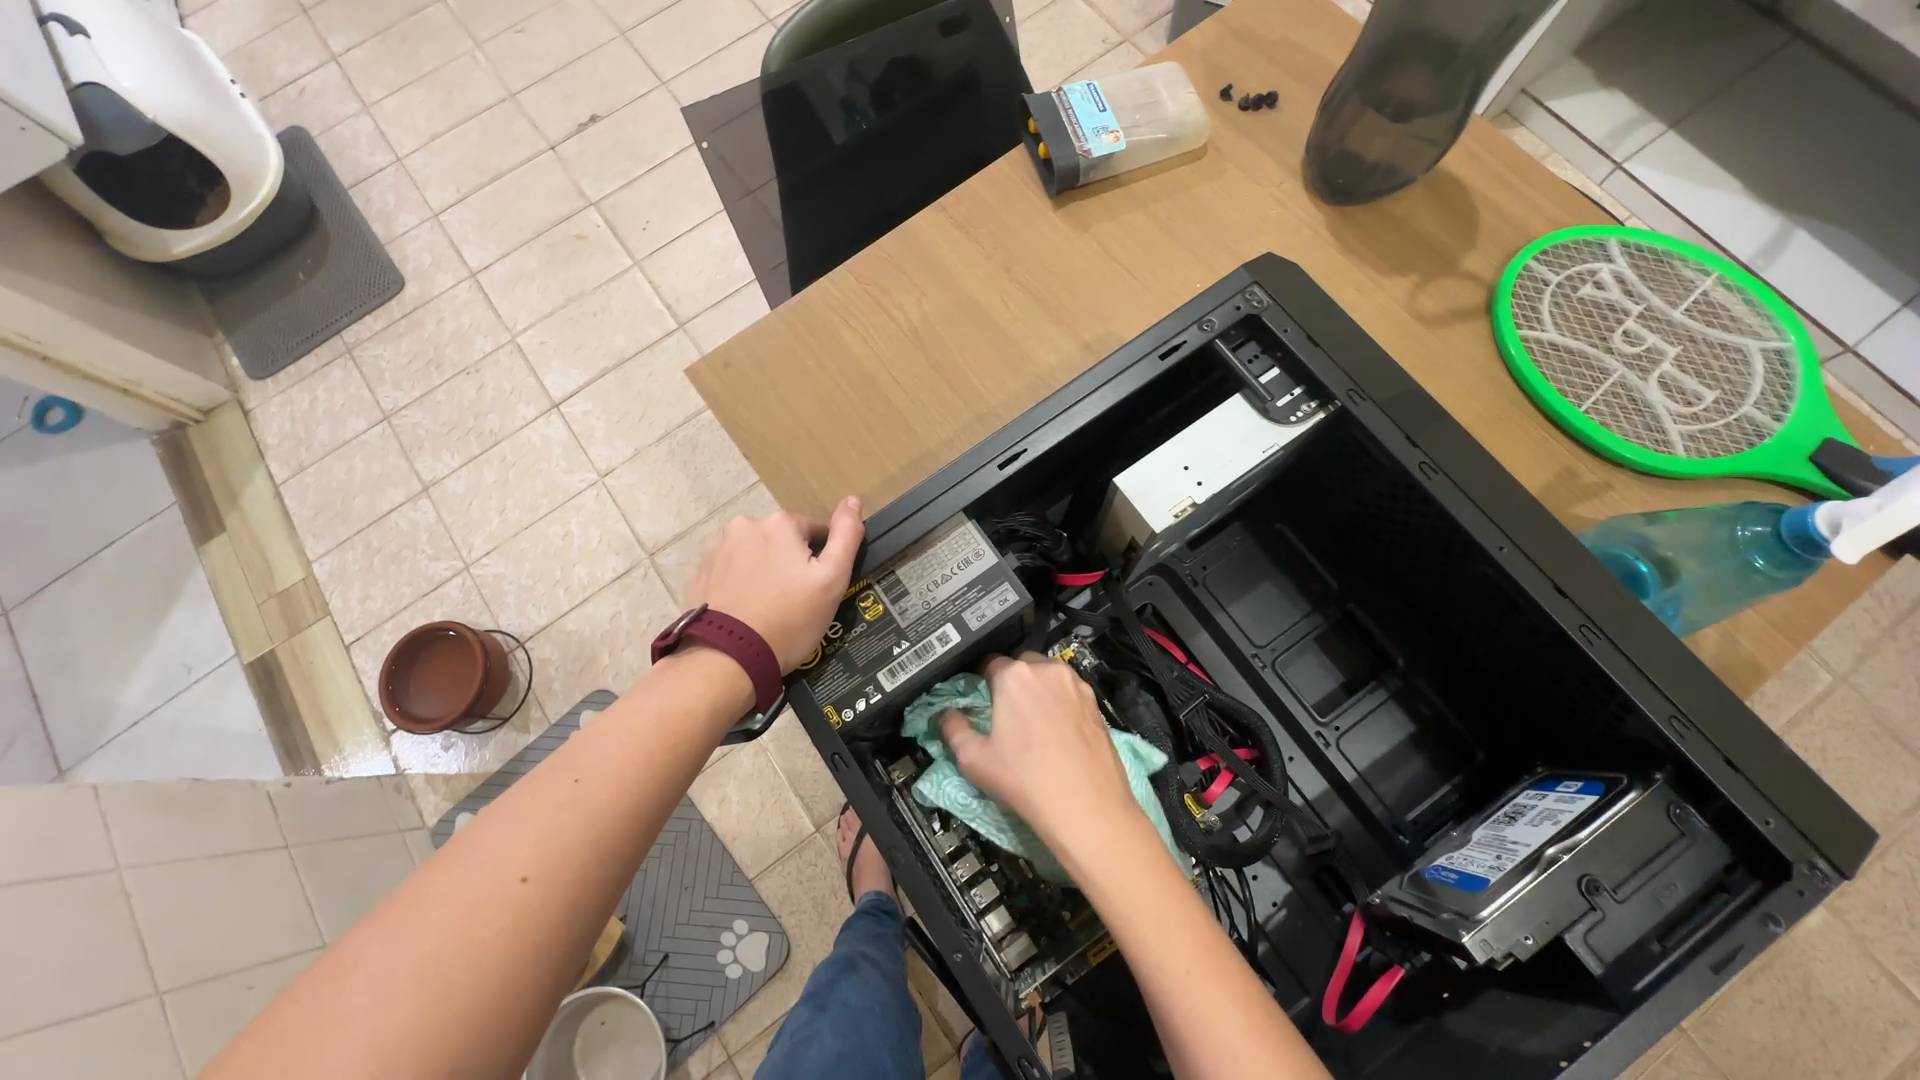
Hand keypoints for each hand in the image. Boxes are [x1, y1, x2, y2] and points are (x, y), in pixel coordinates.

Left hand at [684, 496, 863, 670]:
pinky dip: (739, 584)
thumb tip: (853, 499)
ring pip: (754, 554)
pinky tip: (744, 610)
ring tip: (767, 608)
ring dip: (763, 571)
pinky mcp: (699, 573)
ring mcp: (716, 549)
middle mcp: (744, 525)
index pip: (815, 532)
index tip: (818, 590)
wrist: (728, 658)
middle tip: (794, 602)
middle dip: (789, 564)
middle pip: (781, 541)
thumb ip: (846, 536)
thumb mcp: (832, 580)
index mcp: (780, 523)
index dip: (821, 561)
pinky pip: (729, 571)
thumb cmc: (789, 619)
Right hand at [940, 653, 1140, 846]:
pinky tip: (1057, 730)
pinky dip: (1060, 702)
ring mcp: (1076, 684)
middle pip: (1022, 665)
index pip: (989, 663)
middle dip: (1012, 681)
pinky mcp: (1096, 703)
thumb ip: (953, 728)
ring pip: (1049, 676)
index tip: (981, 700)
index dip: (982, 680)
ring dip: (1038, 688)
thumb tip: (946, 715)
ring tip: (1033, 721)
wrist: (1086, 806)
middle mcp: (1047, 670)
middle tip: (1006, 712)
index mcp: (1014, 676)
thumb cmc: (1024, 780)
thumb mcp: (973, 759)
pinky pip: (1070, 692)